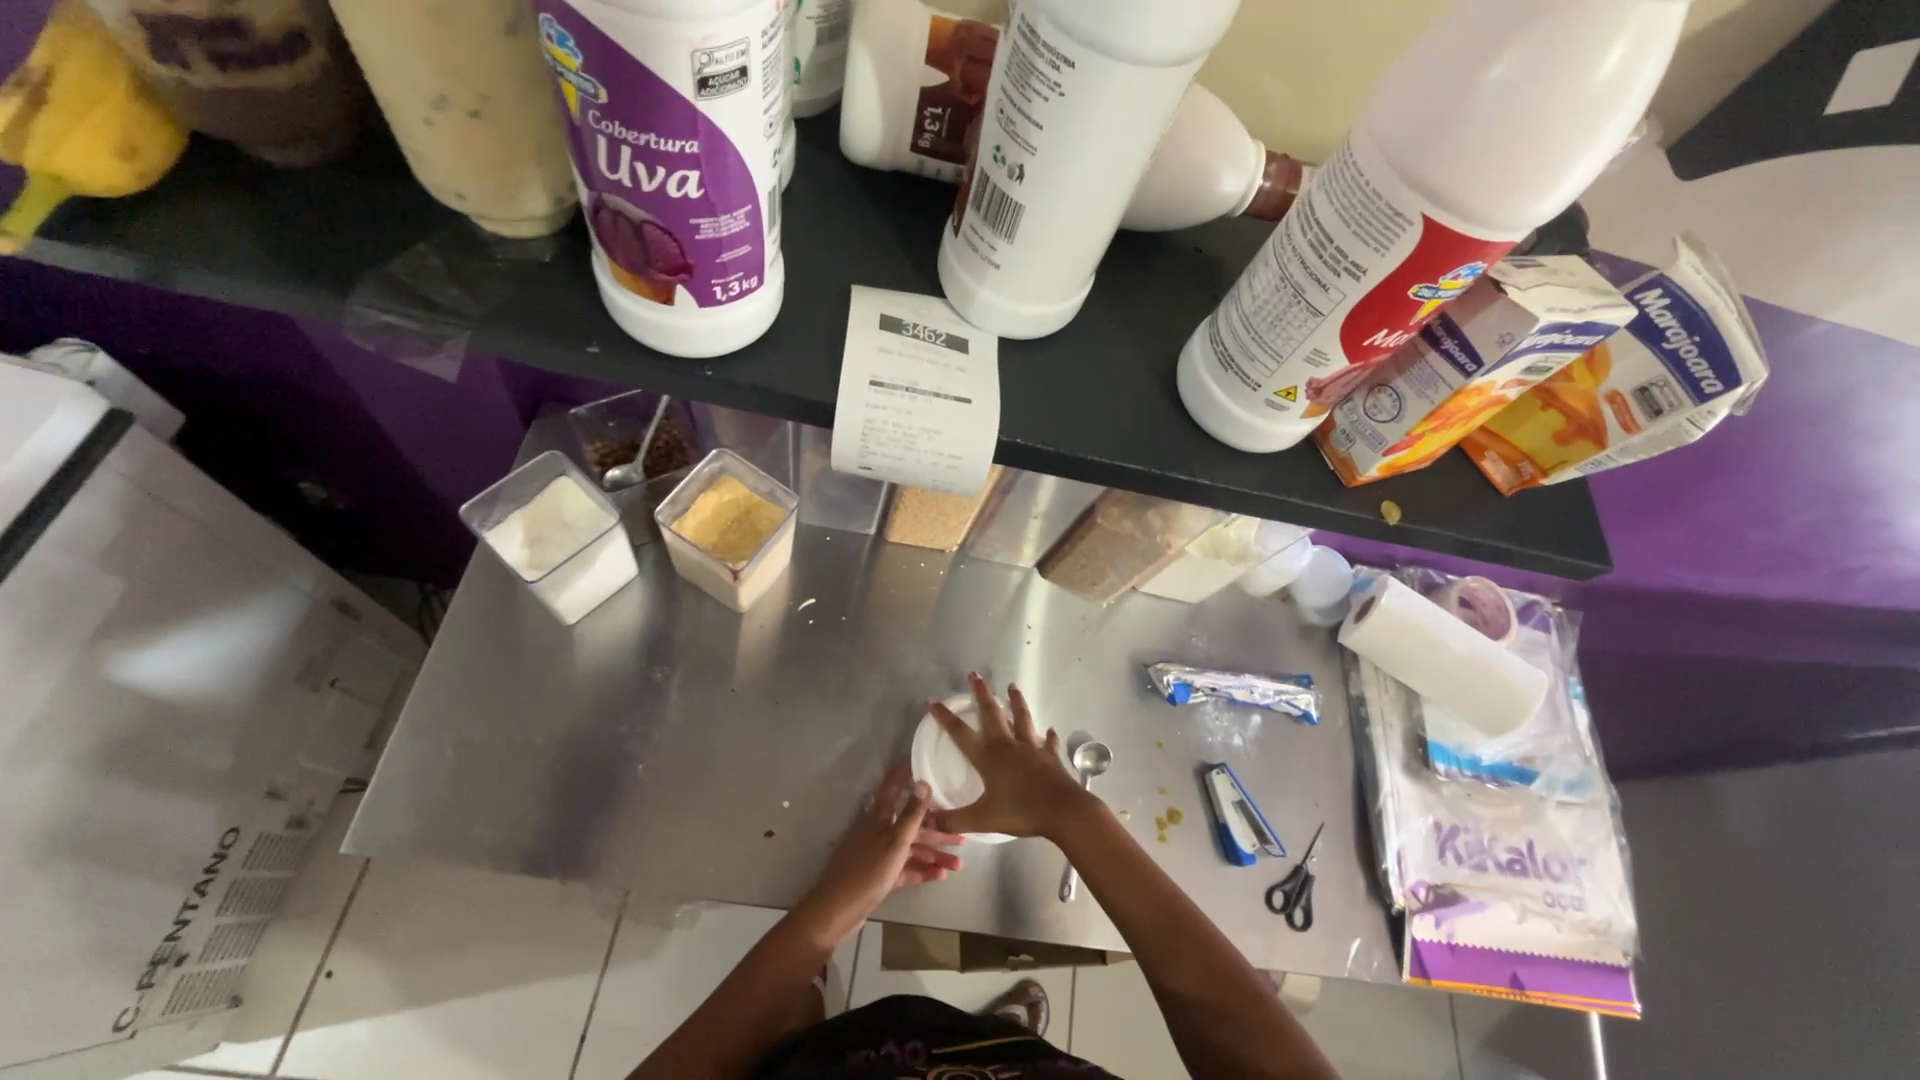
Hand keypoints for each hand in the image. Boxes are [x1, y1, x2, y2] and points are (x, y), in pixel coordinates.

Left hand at [794, 762, 964, 945]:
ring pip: (911, 849)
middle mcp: (879, 831)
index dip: (904, 774)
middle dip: (937, 831)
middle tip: (962, 835)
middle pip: (911, 826)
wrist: (839, 909)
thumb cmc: (868, 870)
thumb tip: (923, 781)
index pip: (893, 788)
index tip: (918, 760)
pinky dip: (922, 871)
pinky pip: (905, 868)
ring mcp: (879, 854)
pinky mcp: (880, 875)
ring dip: (934, 855)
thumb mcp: (895, 841)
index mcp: (879, 818)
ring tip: (959, 864)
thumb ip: (912, 813)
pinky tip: (941, 876)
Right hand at [929, 672, 1091, 840]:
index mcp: (989, 757)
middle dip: (981, 694)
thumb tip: (930, 820)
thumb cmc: (1021, 811)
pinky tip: (1049, 729)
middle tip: (975, 675)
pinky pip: (1048, 742)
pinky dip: (1048, 735)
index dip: (945, 717)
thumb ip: (955, 820)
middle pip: (992, 714)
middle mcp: (1009, 746)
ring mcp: (1032, 749)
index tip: (933, 701)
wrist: (1064, 811)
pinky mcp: (1050, 757)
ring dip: (1016, 702)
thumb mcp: (983, 819)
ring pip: (1022, 718)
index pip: (961, 732)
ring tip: (1013, 686)